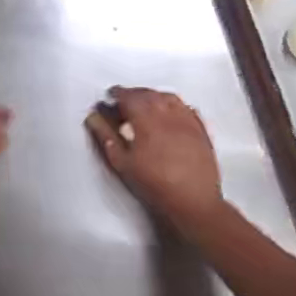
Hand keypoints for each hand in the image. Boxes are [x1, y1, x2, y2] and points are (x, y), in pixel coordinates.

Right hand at [85, 88, 224, 228]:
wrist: (193, 202)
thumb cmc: (153, 183)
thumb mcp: (122, 162)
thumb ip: (106, 136)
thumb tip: (93, 117)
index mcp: (147, 120)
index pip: (129, 97)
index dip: (117, 94)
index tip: (109, 96)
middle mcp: (168, 115)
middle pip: (149, 94)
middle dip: (134, 93)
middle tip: (123, 100)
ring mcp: (188, 121)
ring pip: (169, 98)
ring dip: (154, 95)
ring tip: (144, 103)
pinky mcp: (201, 131)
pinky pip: (186, 108)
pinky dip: (174, 104)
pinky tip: (168, 112)